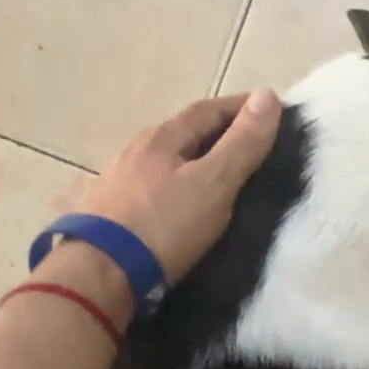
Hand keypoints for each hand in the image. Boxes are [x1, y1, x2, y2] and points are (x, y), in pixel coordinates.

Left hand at [61, 88, 280, 281]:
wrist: (100, 274)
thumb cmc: (164, 226)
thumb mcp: (214, 184)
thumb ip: (242, 144)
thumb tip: (267, 94)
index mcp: (162, 138)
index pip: (208, 110)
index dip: (240, 107)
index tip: (268, 109)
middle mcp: (134, 151)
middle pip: (182, 133)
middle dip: (216, 133)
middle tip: (247, 145)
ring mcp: (115, 181)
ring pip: (162, 161)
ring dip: (190, 161)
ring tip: (214, 177)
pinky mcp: (106, 212)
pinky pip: (148, 188)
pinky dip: (171, 186)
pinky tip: (175, 202)